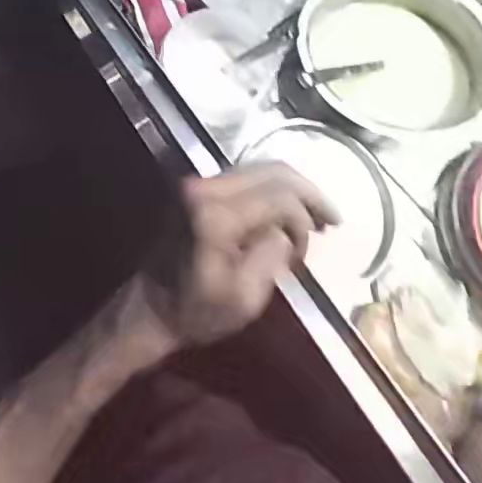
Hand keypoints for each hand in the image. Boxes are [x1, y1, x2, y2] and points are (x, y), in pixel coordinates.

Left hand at [142, 163, 338, 348]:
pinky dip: (273, 191)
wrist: (149, 309)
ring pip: (261, 170)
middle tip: (332, 218)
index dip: (304, 219)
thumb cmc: (196, 312)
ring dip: (292, 191)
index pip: (278, 198)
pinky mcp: (199, 188)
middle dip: (307, 193)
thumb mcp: (245, 298)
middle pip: (273, 172)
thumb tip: (287, 230)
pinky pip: (246, 178)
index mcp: (216, 215)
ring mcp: (200, 183)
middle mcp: (206, 188)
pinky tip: (290, 211)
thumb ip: (273, 255)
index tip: (308, 251)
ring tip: (316, 216)